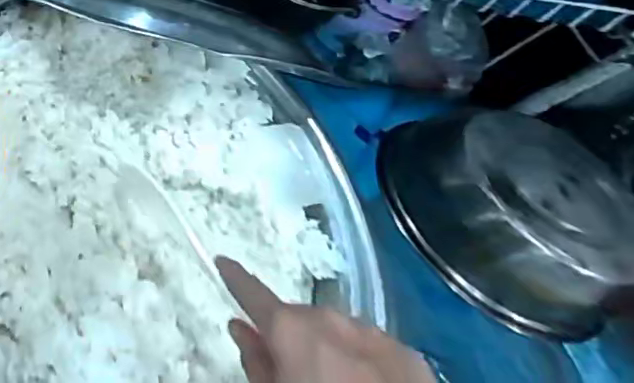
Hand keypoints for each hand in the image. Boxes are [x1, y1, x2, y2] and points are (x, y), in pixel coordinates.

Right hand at [218, 256, 434, 382]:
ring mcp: (371, 333)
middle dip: (295, 337)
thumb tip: (242, 328)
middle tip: (299, 372)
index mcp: (289, 330)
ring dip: (332, 349)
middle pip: (299, 317)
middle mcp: (327, 318)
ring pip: (338, 331)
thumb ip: (257, 366)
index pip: (251, 292)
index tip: (223, 262)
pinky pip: (374, 348)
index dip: (235, 277)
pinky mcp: (410, 355)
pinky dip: (367, 363)